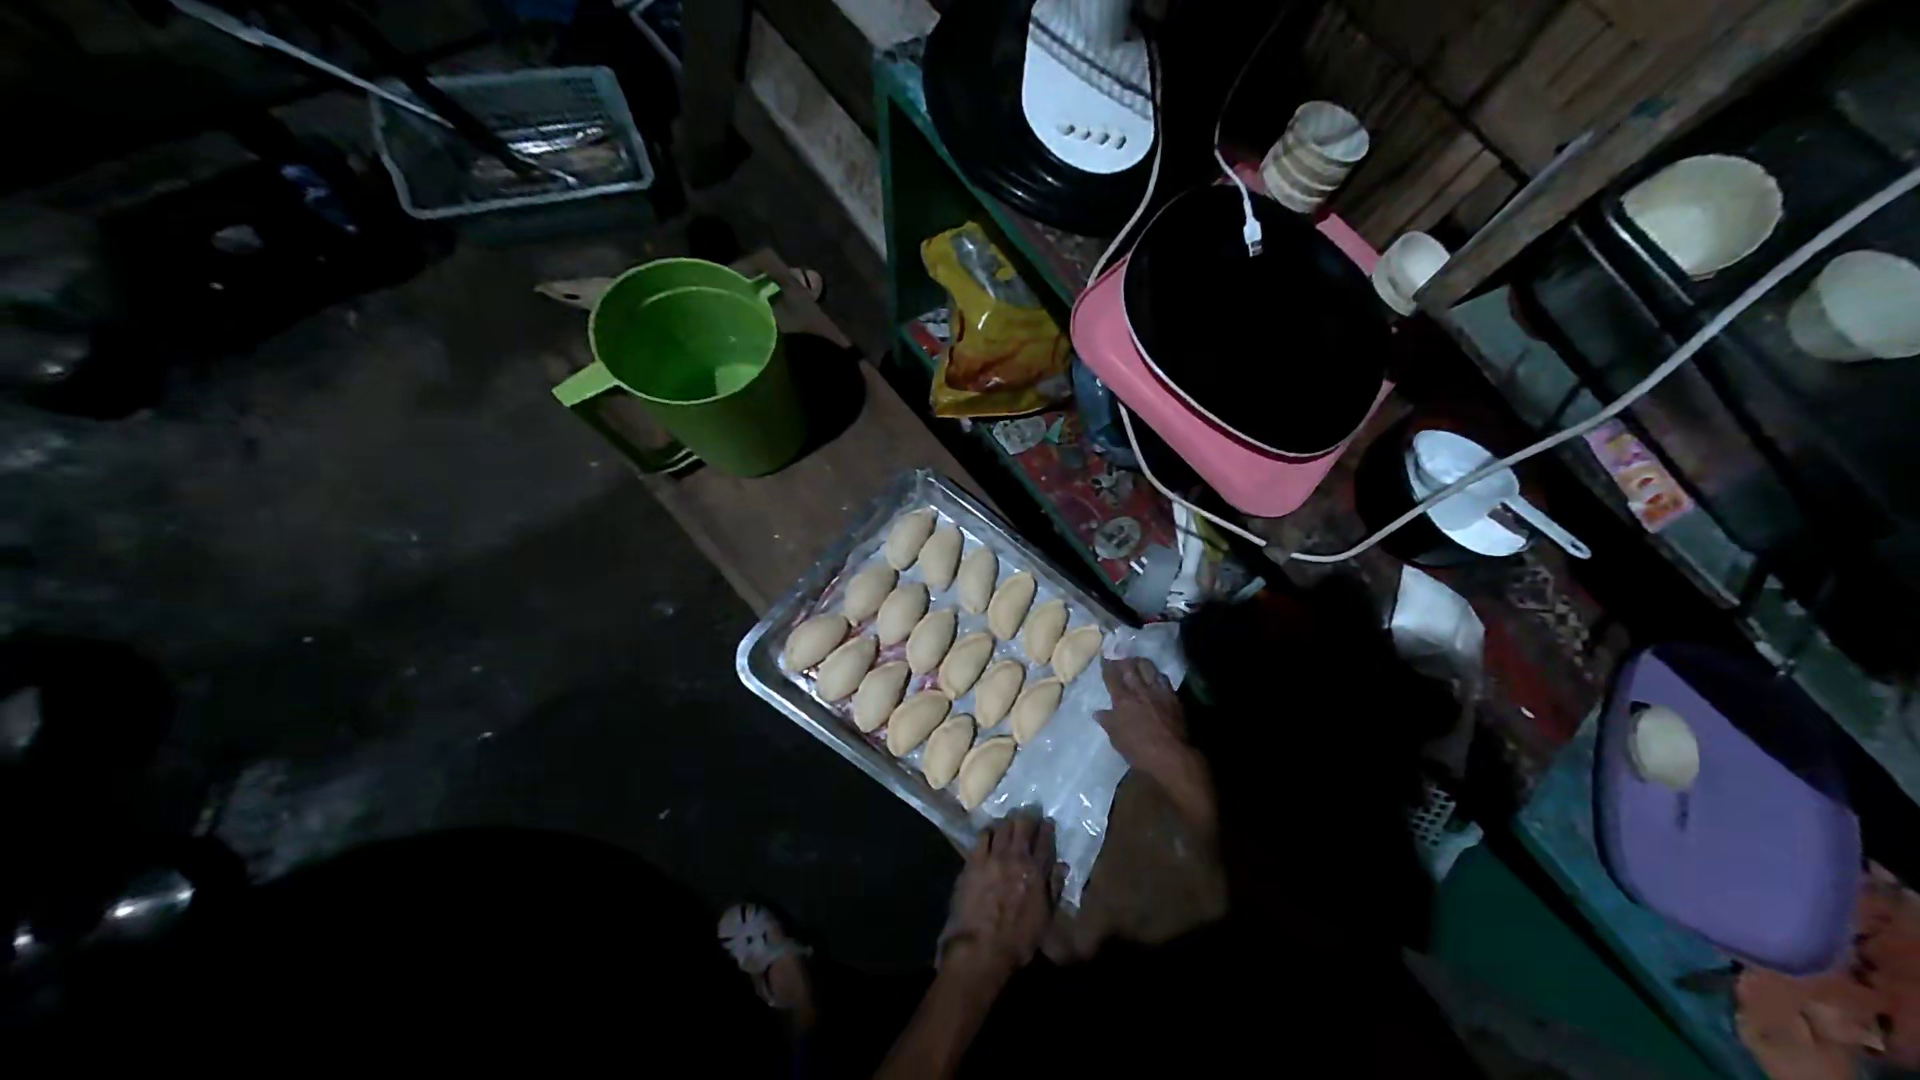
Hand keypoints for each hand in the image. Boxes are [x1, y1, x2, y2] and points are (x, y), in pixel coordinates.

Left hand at [941, 818, 1060, 984]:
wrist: (980, 949)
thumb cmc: (1017, 940)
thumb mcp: (1044, 919)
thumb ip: (1054, 888)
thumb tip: (1062, 865)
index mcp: (1037, 872)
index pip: (1045, 840)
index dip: (1047, 828)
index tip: (1047, 822)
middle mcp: (1016, 858)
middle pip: (1023, 826)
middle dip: (1027, 817)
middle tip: (1027, 815)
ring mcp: (993, 857)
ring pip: (1002, 827)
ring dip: (1007, 822)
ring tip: (1008, 822)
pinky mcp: (973, 861)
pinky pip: (981, 837)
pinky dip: (987, 832)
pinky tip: (988, 833)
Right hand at [1097, 658, 1217, 836]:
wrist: (1172, 756)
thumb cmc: (1140, 751)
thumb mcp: (1117, 739)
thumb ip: (1108, 722)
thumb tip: (1098, 712)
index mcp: (1122, 701)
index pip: (1112, 677)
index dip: (1107, 666)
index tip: (1104, 657)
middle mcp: (1139, 691)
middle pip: (1130, 667)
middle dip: (1123, 659)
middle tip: (1119, 655)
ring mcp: (1158, 692)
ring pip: (1148, 668)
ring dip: (1140, 662)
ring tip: (1137, 660)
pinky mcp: (1173, 697)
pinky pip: (1163, 678)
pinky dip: (1157, 674)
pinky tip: (1155, 674)